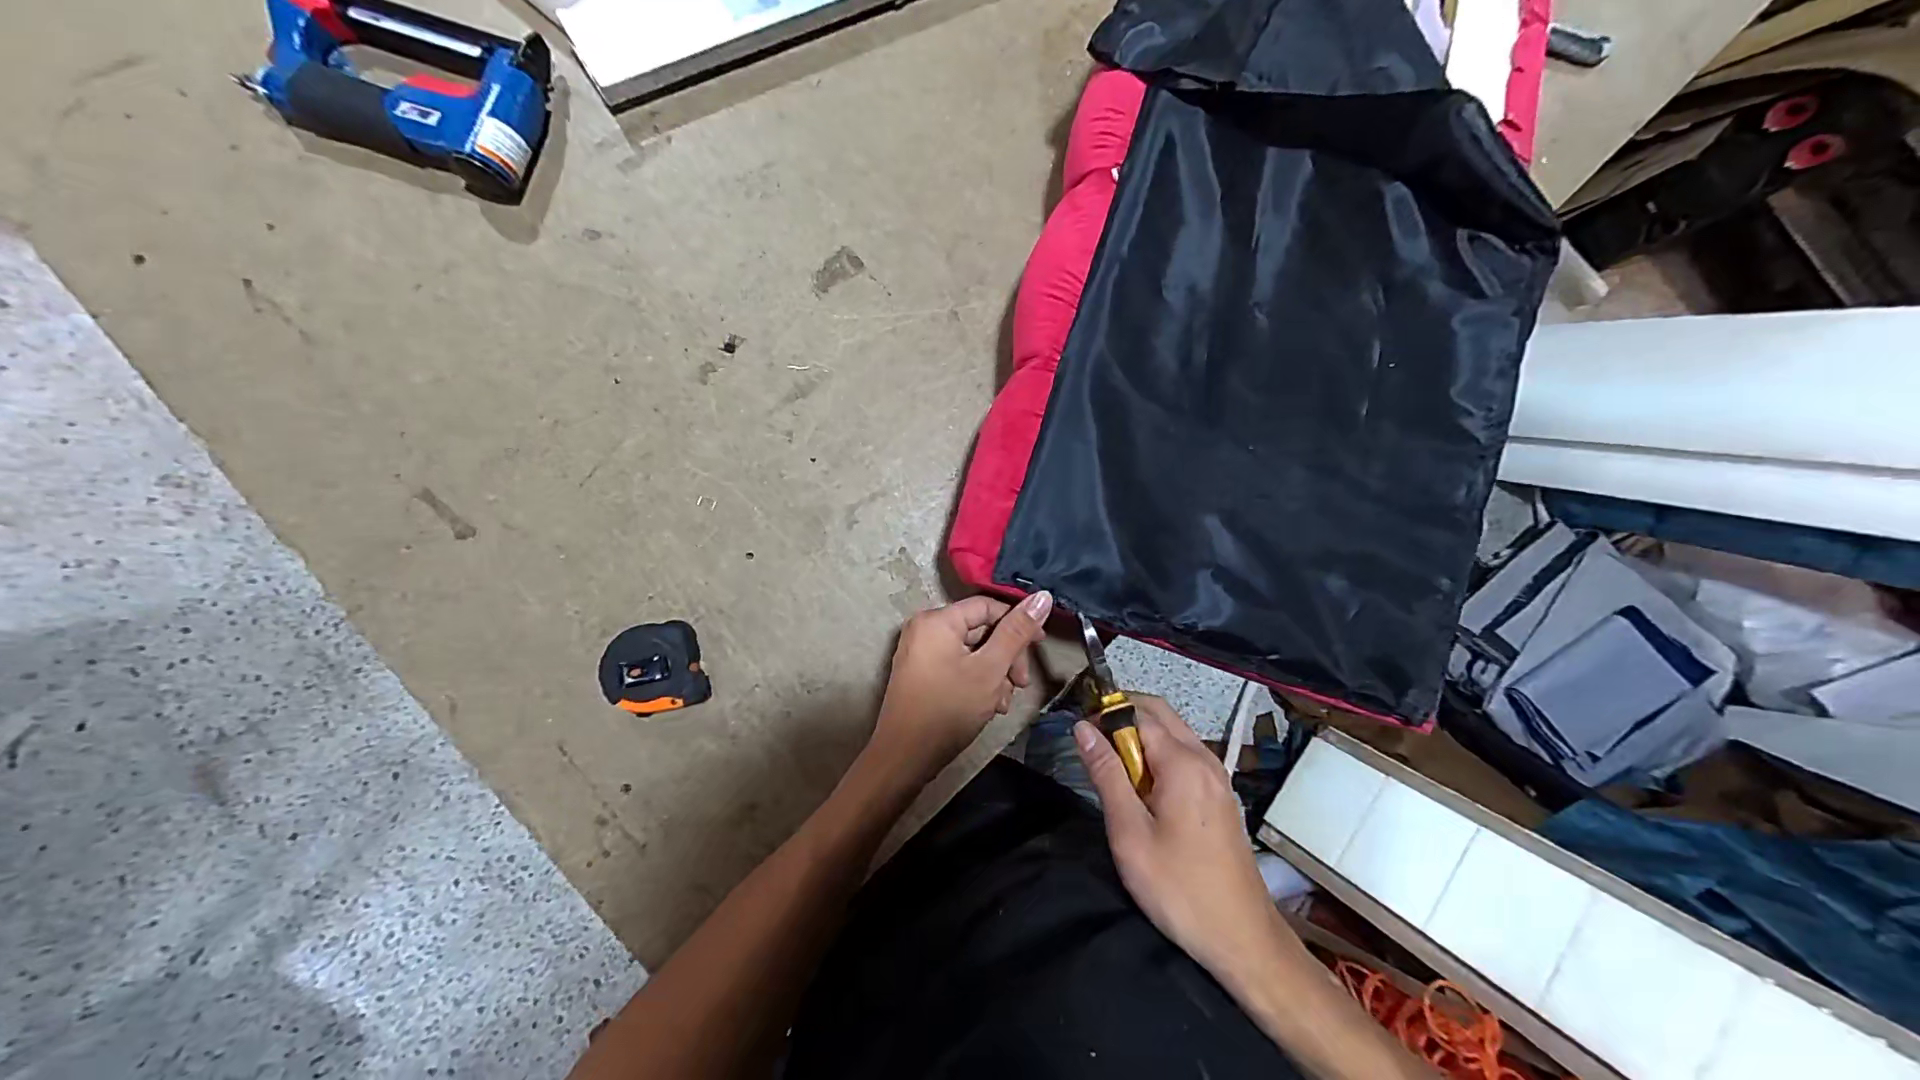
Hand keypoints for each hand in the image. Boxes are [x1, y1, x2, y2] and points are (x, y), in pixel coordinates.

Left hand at [873, 591, 1054, 773]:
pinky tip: (987, 706)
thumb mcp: (990, 669)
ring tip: (1000, 703)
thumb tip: (1042, 597)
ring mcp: (921, 652)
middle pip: (981, 629)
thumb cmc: (948, 709)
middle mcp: (925, 628)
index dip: (1018, 623)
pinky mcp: (921, 673)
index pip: (988, 606)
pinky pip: (957, 665)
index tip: (1039, 646)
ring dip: (994, 674)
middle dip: (1006, 657)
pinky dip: (976, 681)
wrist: (905, 757)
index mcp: (937, 620)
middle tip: (1020, 684)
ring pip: (972, 651)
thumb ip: (1017, 632)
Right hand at [1074, 696, 1288, 983]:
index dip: (1105, 714)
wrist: (1242, 938)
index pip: (1138, 713)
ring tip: (1112, 769)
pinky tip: (1142, 789)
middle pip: (1160, 713)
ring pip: (1173, 733)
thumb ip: (1106, 774)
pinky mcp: (1220, 795)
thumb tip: (1082, 728)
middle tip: (1093, 746)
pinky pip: (1185, 755)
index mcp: (1183, 763)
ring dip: (1140, 737)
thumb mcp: (1129, 833)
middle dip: (1123, 716)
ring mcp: (1217, 776)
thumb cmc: (1178, 888)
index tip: (1080, 733)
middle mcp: (1205, 758)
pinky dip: (1159, 756)